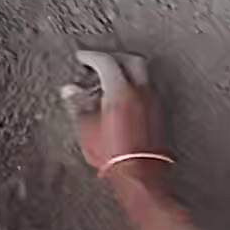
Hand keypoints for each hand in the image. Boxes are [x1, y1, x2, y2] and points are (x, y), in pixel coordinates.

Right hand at [62, 50, 171, 193]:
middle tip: (98, 61)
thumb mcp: (86, 128)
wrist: (139, 172)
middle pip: (131, 60)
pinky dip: (133, 85)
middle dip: (113, 57)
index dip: (91, 56)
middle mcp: (141, 91)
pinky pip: (147, 88)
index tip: (82, 57)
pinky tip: (122, 95)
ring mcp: (153, 100)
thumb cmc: (113, 153)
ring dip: (126, 70)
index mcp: (121, 90)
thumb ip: (79, 104)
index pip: (106, 61)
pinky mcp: (159, 112)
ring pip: (142, 73)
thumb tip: (70, 91)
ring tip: (109, 79)